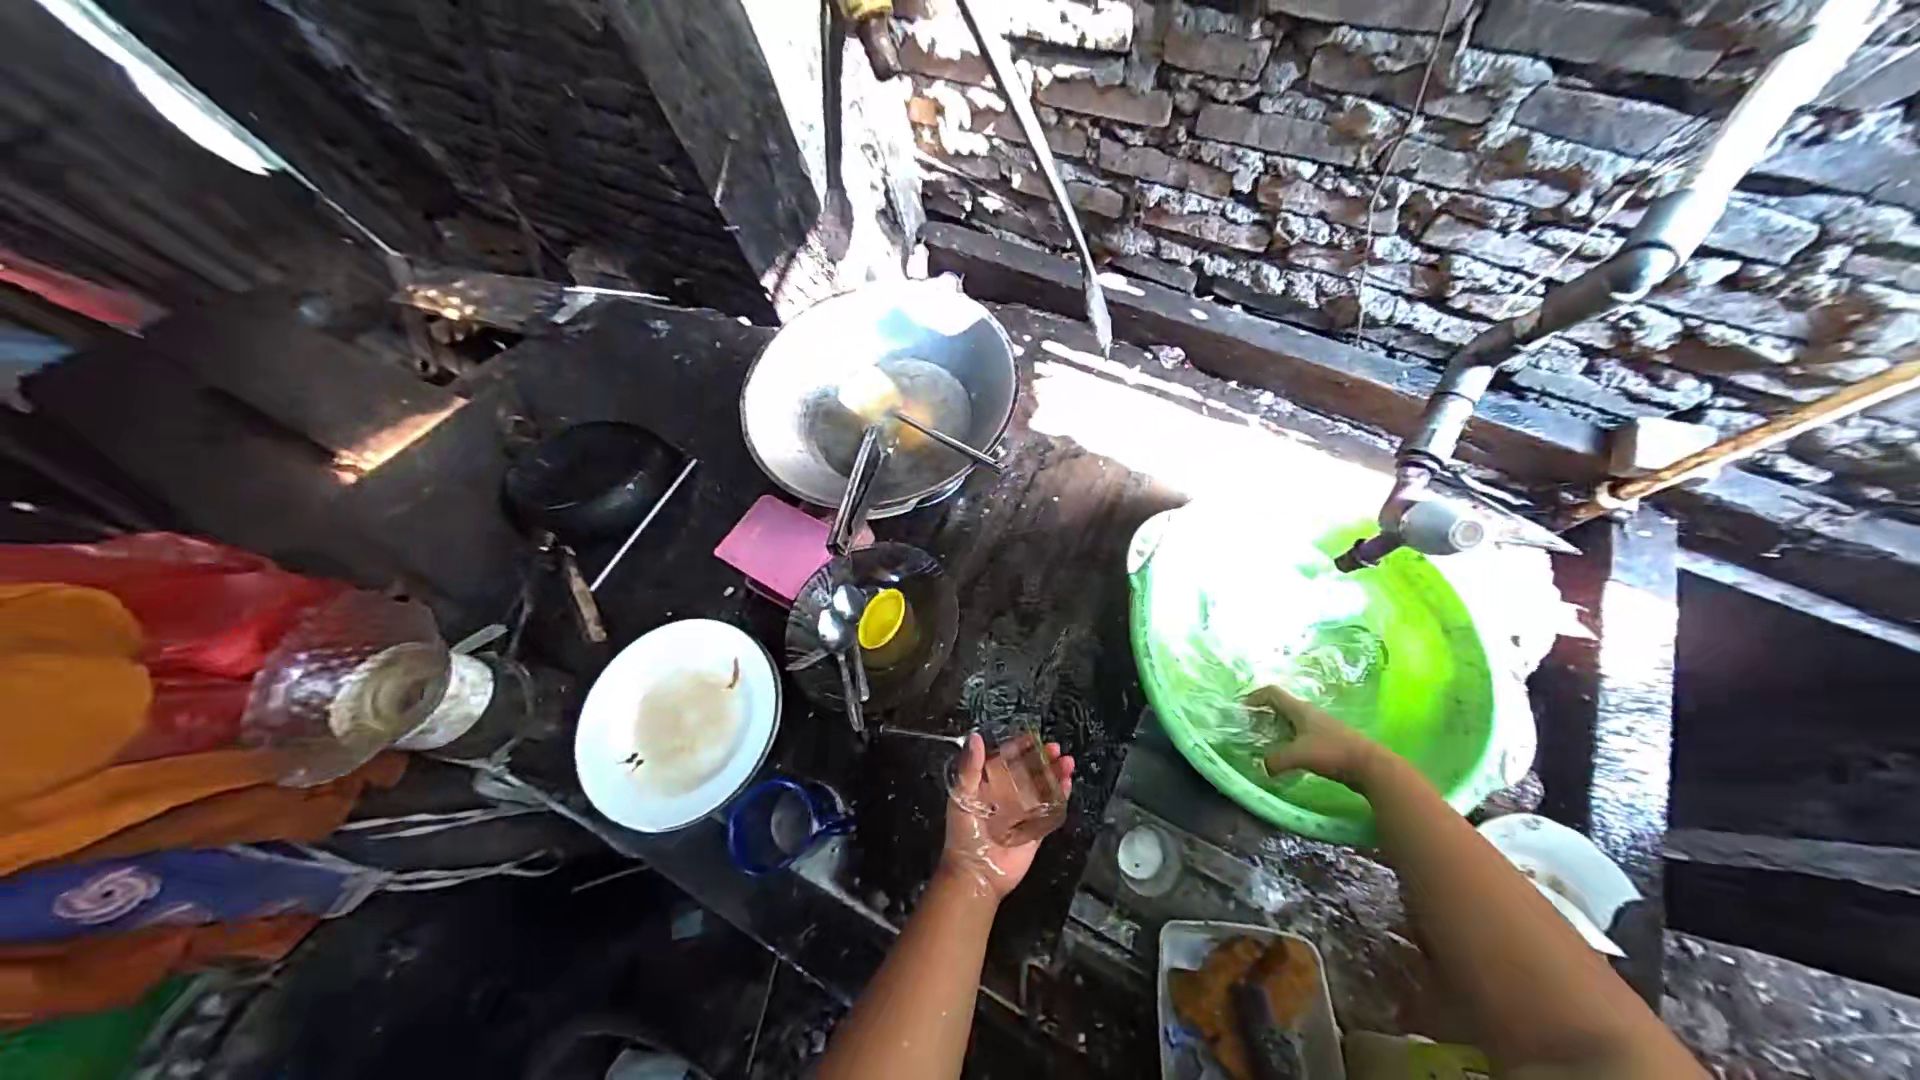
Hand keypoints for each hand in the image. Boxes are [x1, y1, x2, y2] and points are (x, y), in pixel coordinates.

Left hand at [939, 733, 1074, 901]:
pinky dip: (1061, 797)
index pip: (1006, 760)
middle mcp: (1007, 796)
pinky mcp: (1036, 831)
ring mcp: (1023, 813)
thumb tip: (975, 736)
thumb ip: (970, 767)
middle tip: (1056, 748)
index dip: (1019, 748)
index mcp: (988, 785)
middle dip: (1043, 759)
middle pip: (1029, 772)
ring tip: (1067, 763)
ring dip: (1055, 774)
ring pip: (1043, 788)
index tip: (1032, 737)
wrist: (976, 874)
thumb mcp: (962, 795)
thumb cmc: (964, 832)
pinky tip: (1068, 784)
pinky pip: (1051, 811)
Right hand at [1250, 685, 1381, 786]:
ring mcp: (1321, 727)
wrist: (1372, 767)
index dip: (1254, 696)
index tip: (1242, 709)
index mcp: (1300, 710)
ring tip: (1266, 743)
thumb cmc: (1333, 753)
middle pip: (1281, 706)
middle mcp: (1309, 714)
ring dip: (1277, 729)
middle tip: (1251, 728)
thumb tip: (1264, 768)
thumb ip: (1276, 760)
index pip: (1272, 692)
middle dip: (1263, 714)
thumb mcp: (1298, 755)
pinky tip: (1288, 756)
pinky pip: (1302, 736)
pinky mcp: (1329, 741)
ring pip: (1292, 722)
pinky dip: (1290, 741)